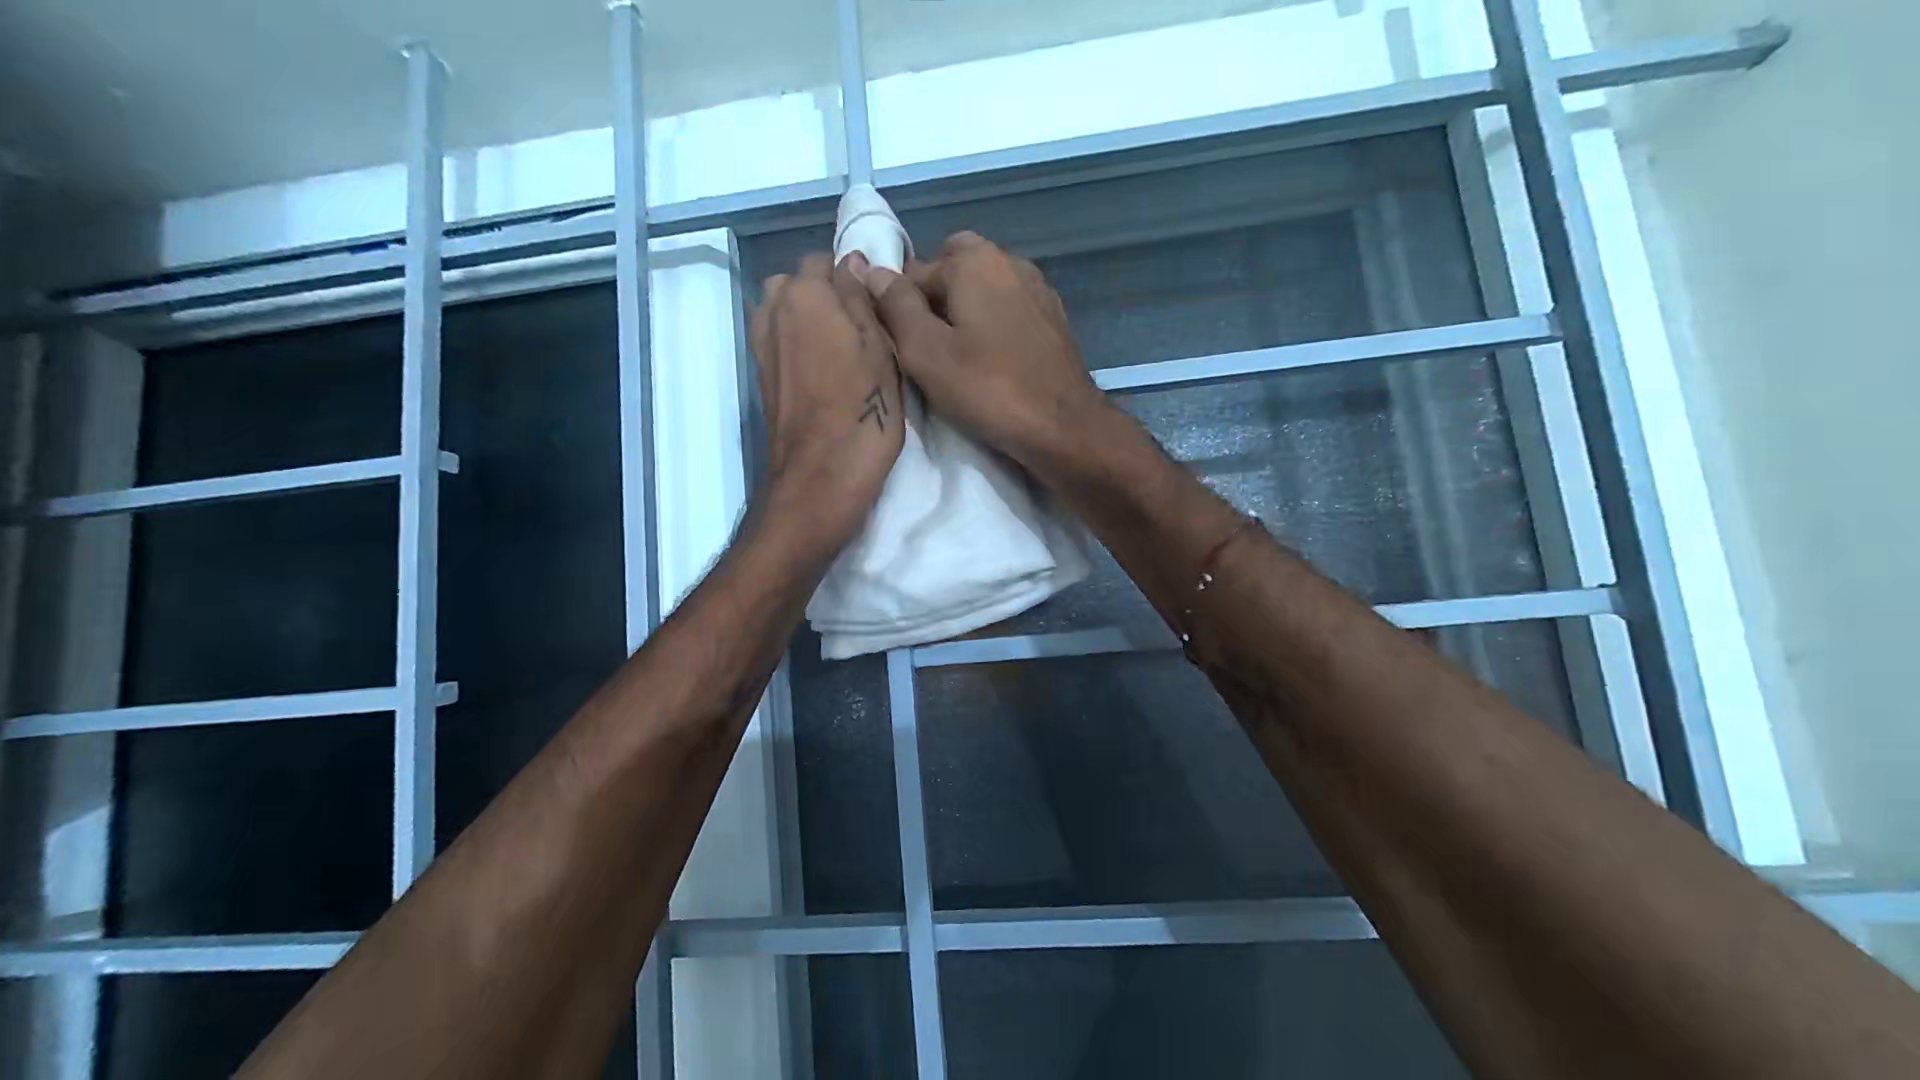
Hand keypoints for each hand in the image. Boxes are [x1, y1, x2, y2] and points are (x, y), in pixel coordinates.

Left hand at [750, 252, 904, 551]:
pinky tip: (824, 371)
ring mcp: (761, 345)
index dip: (854, 278)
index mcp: (806, 296)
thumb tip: (852, 264)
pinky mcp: (761, 376)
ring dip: (809, 318)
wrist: (819, 478)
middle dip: (826, 295)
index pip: (827, 261)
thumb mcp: (881, 351)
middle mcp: (773, 311)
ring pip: (784, 310)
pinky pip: (778, 339)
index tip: (877, 307)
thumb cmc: (863, 414)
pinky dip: (797, 343)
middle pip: (798, 283)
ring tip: (842, 350)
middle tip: (861, 329)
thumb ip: (863, 301)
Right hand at [857, 232, 1114, 478]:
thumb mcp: (925, 352)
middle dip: (935, 302)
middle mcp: (1008, 260)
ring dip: (965, 314)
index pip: (913, 273)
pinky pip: (1008, 309)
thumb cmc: (988, 389)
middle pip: (952, 270)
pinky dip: (993, 325)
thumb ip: (894, 306)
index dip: (899, 310)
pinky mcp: (1053, 318)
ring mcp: (1037, 288)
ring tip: (961, 360)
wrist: (1063, 426)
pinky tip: (993, 362)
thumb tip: (870, 270)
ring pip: (983, 290)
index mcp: (973, 260)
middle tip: (931, 350)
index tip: (903, 349)